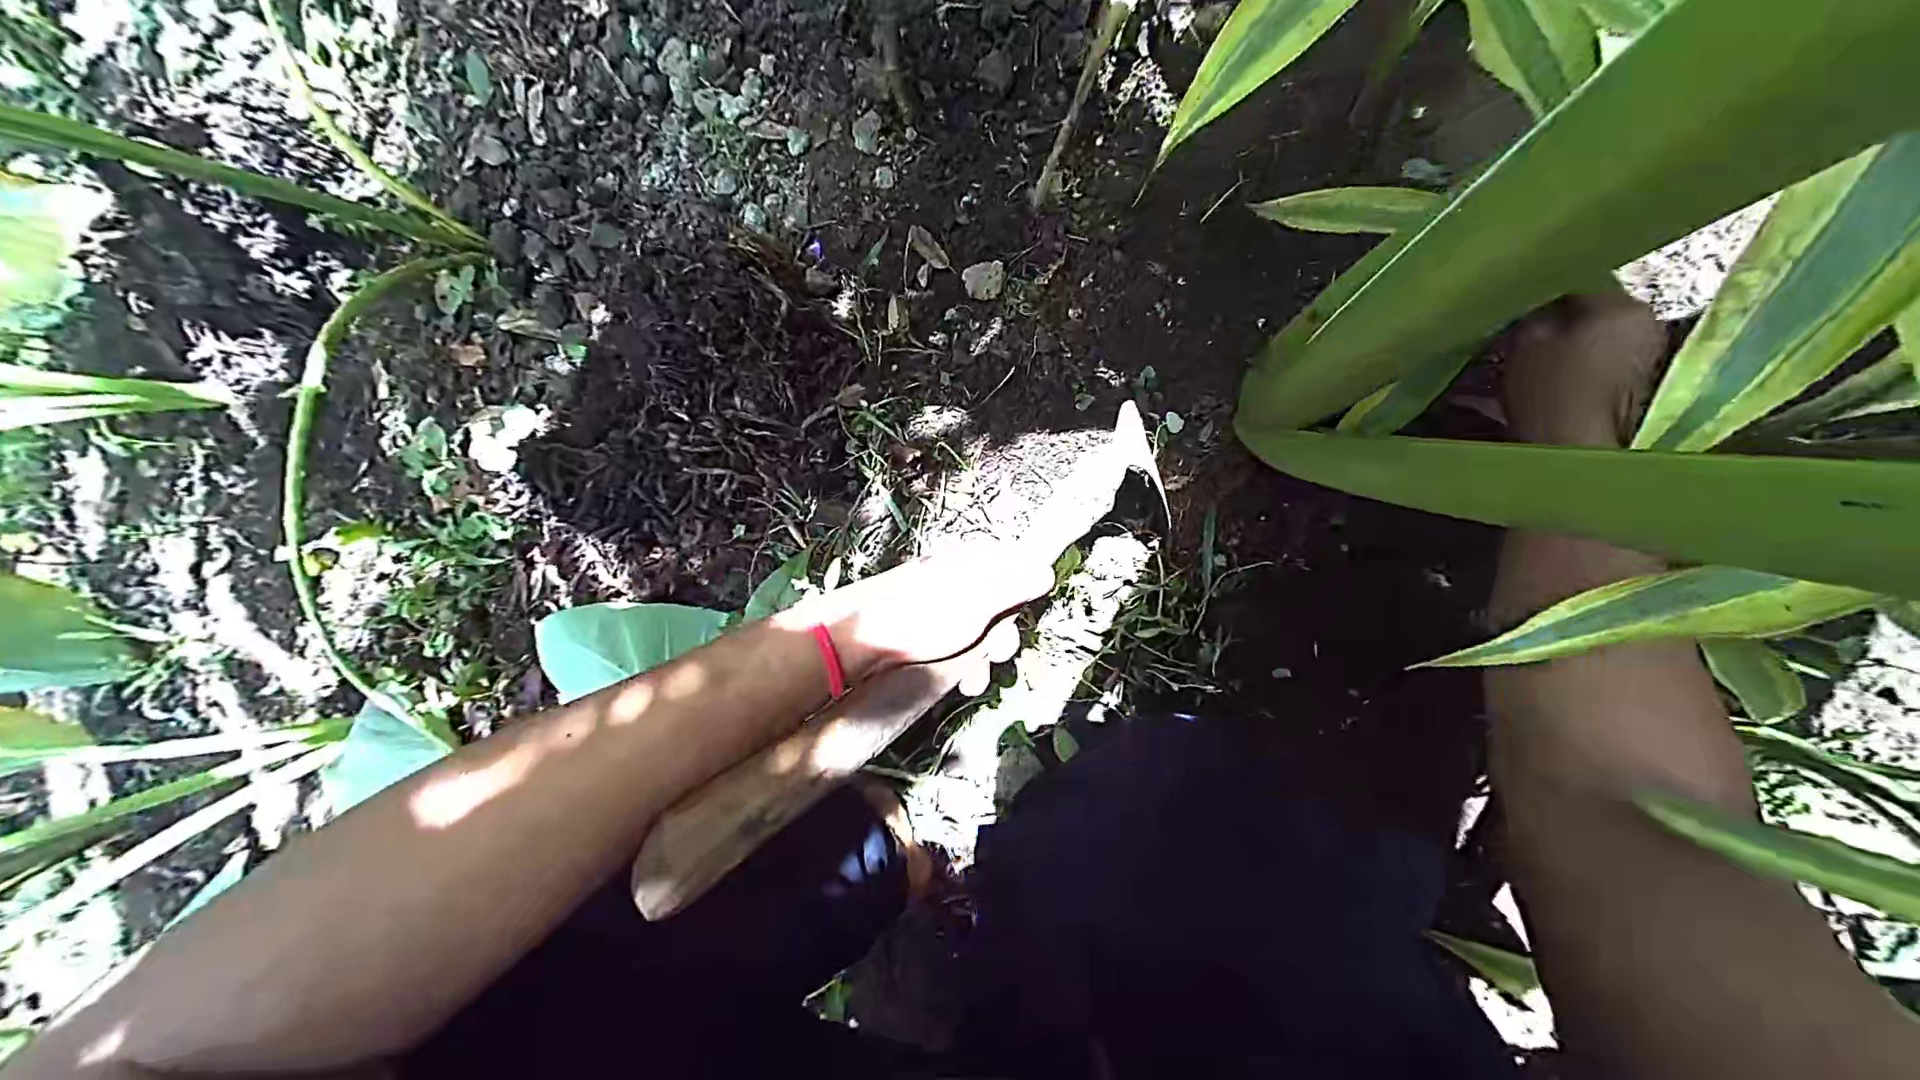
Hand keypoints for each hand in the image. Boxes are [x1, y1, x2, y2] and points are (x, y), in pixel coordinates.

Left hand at [772, 544, 1055, 682]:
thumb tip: (1046, 570)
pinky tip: (958, 680)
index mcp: (968, 558)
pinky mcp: (921, 625)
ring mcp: (936, 600)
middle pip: (996, 601)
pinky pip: (954, 639)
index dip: (1021, 595)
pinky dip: (960, 659)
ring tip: (973, 681)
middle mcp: (954, 574)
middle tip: (997, 656)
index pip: (1013, 566)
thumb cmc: (922, 615)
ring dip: (981, 654)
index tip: (1019, 620)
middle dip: (1000, 634)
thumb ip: (1014, 583)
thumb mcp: (978, 598)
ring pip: (976, 625)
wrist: (857, 641)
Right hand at [1504, 289, 1666, 447]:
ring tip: (1538, 359)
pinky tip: (1557, 377)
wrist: (1575, 443)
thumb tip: (1538, 306)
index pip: (1576, 285)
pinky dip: (1580, 361)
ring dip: (1570, 343)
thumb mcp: (1524, 343)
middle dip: (1560, 321)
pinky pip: (1604, 356)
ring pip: (1599, 334)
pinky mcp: (1638, 378)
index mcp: (1621, 305)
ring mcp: (1647, 351)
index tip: (1516, 316)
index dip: (1540, 299)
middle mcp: (1645, 320)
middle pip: (1593, 310)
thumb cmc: (1547, 390)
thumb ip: (1533, 315)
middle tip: (1524, 338)